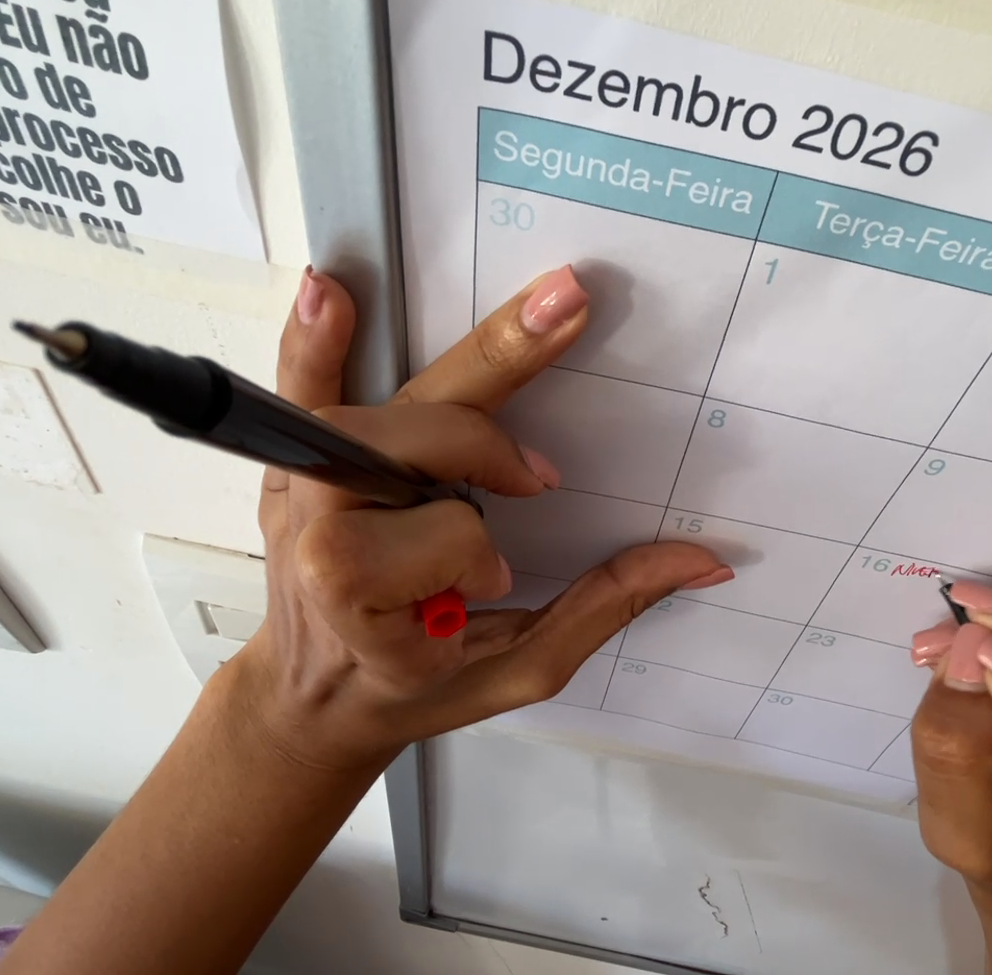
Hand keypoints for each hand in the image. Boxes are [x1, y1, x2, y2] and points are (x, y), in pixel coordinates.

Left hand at [238, 266, 729, 770]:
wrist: (312, 698)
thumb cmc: (413, 689)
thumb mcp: (518, 672)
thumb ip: (604, 608)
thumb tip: (701, 559)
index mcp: (366, 610)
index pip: (443, 538)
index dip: (474, 549)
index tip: (494, 571)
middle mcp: (316, 540)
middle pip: (412, 445)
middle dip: (482, 442)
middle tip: (564, 346)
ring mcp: (295, 494)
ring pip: (380, 414)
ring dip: (453, 420)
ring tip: (511, 402)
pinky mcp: (290, 467)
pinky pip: (296, 390)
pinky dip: (315, 343)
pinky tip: (334, 293)